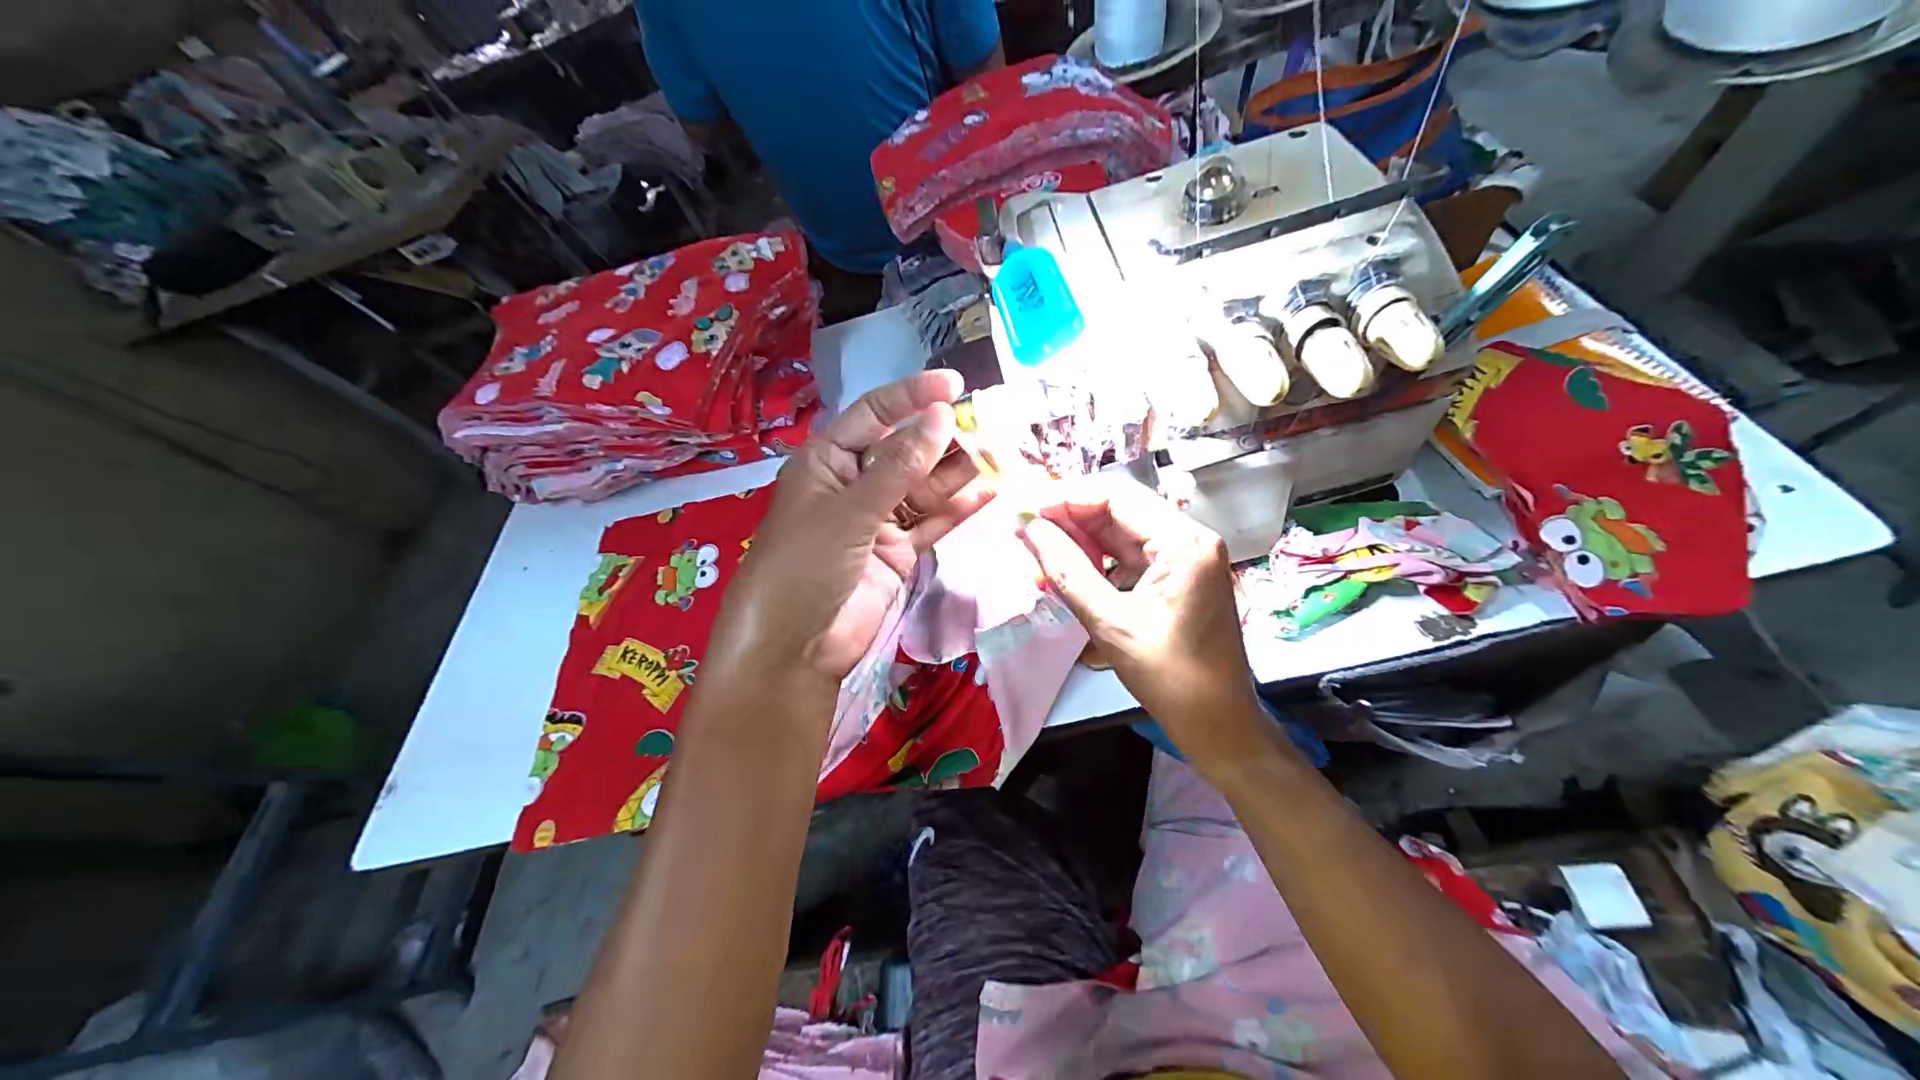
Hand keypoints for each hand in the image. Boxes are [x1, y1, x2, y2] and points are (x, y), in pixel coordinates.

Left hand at [705, 371, 989, 695]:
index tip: (955, 386)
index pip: (873, 414)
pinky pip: (931, 524)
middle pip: (905, 451)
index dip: (912, 396)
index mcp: (827, 461)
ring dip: (957, 474)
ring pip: (923, 488)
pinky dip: (957, 511)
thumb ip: (899, 467)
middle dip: (944, 440)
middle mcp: (853, 484)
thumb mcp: (849, 511)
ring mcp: (877, 521)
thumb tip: (941, 418)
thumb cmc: (803, 566)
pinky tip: (988, 495)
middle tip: (990, 430)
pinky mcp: (896, 554)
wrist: (792, 648)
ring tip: (999, 459)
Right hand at [1017, 477, 1272, 772]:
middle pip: (1120, 511)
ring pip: (1123, 533)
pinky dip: (1100, 561)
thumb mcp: (1110, 621)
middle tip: (1026, 530)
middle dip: (1071, 519)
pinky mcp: (1178, 578)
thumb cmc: (1169, 677)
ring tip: (1039, 549)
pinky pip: (1132, 557)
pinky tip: (1068, 569)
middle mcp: (1190, 539)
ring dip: (1082, 540)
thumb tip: (1029, 529)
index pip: (1117, 496)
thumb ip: (1066, 569)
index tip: (1027, 511)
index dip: (1067, 499)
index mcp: (1184, 542)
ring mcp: (1187, 559)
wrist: (1218, 723)